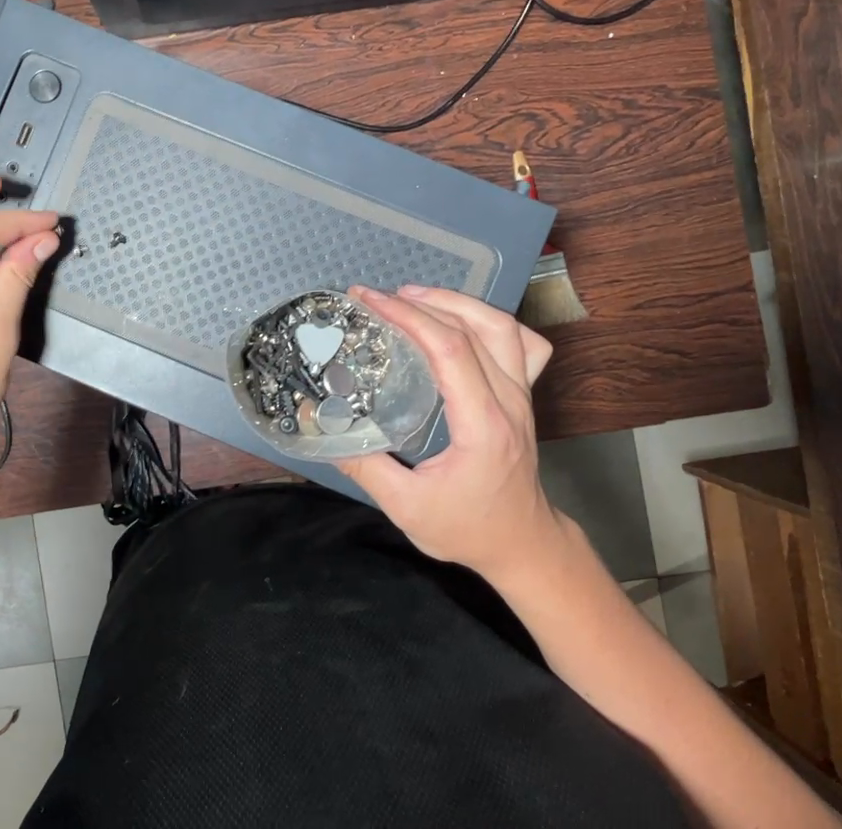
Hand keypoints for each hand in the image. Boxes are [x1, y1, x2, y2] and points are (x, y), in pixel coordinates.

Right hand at [336, 285, 563, 580]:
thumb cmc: (466, 529)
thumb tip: (317, 426)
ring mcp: (523, 396)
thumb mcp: (406, 506)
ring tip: (413, 296)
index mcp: (483, 424)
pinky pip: (522, 344)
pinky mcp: (524, 397)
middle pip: (476, 328)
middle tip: (378, 296)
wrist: (522, 545)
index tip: (369, 301)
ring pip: (502, 328)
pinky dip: (492, 322)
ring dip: (457, 303)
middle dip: (423, 302)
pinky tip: (462, 320)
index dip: (409, 317)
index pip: (450, 350)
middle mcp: (510, 401)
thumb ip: (363, 466)